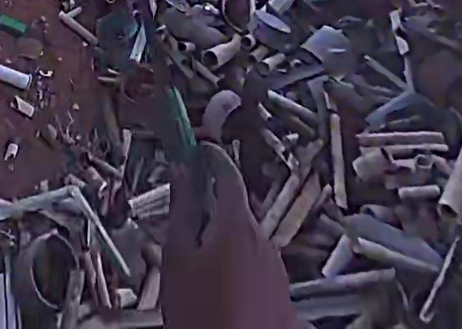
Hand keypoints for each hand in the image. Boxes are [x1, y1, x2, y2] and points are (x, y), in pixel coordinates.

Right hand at [163, 143, 299, 328]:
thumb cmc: (201, 316)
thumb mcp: (177, 258)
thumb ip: (181, 209)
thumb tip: (182, 172)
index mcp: (237, 225)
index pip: (227, 173)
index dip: (211, 156)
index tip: (196, 149)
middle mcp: (264, 242)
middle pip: (236, 208)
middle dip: (212, 206)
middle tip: (186, 216)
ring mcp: (277, 272)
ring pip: (246, 239)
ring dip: (224, 239)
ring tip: (198, 265)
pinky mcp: (283, 299)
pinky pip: (257, 267)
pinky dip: (238, 266)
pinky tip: (219, 289)